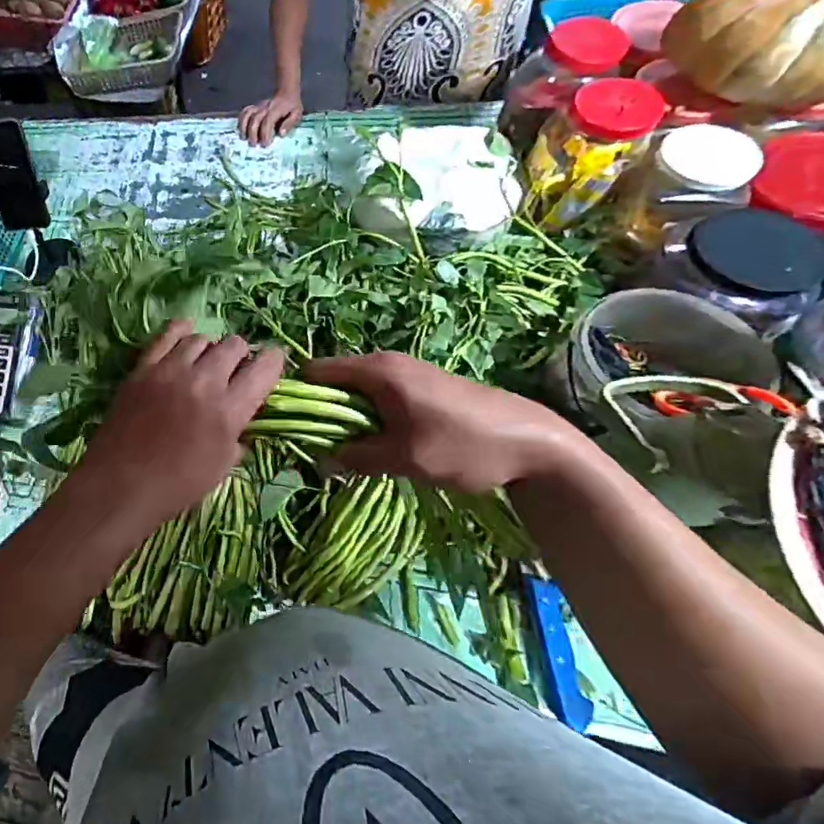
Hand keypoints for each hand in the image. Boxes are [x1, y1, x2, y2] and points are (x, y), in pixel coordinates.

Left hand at [75, 320, 284, 525]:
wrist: (121, 484)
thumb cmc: (176, 485)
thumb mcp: (222, 467)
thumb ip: (238, 435)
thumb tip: (243, 419)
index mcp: (229, 411)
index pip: (264, 369)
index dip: (273, 361)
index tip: (271, 363)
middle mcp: (205, 382)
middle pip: (234, 345)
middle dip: (240, 355)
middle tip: (233, 370)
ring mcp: (171, 371)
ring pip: (202, 339)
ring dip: (210, 349)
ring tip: (204, 363)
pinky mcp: (144, 368)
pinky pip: (167, 334)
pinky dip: (181, 330)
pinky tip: (186, 332)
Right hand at [238, 90, 303, 146]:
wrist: (286, 91)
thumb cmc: (292, 105)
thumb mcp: (296, 114)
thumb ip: (289, 124)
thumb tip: (281, 134)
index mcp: (276, 110)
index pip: (267, 122)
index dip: (265, 134)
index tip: (265, 144)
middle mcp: (265, 108)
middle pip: (255, 119)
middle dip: (253, 133)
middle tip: (254, 144)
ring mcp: (258, 107)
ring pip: (247, 115)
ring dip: (243, 127)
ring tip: (243, 138)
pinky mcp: (254, 107)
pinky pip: (244, 112)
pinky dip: (240, 121)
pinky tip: (241, 130)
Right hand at [305, 352, 588, 491]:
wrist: (533, 441)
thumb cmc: (463, 445)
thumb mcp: (405, 458)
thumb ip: (357, 458)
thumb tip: (320, 461)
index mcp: (377, 370)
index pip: (317, 371)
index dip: (298, 396)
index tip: (290, 428)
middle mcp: (387, 362)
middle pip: (335, 382)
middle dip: (322, 413)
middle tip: (319, 449)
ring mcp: (407, 372)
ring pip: (358, 392)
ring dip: (348, 420)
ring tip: (348, 452)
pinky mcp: (422, 387)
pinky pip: (379, 397)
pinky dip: (371, 418)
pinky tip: (382, 445)